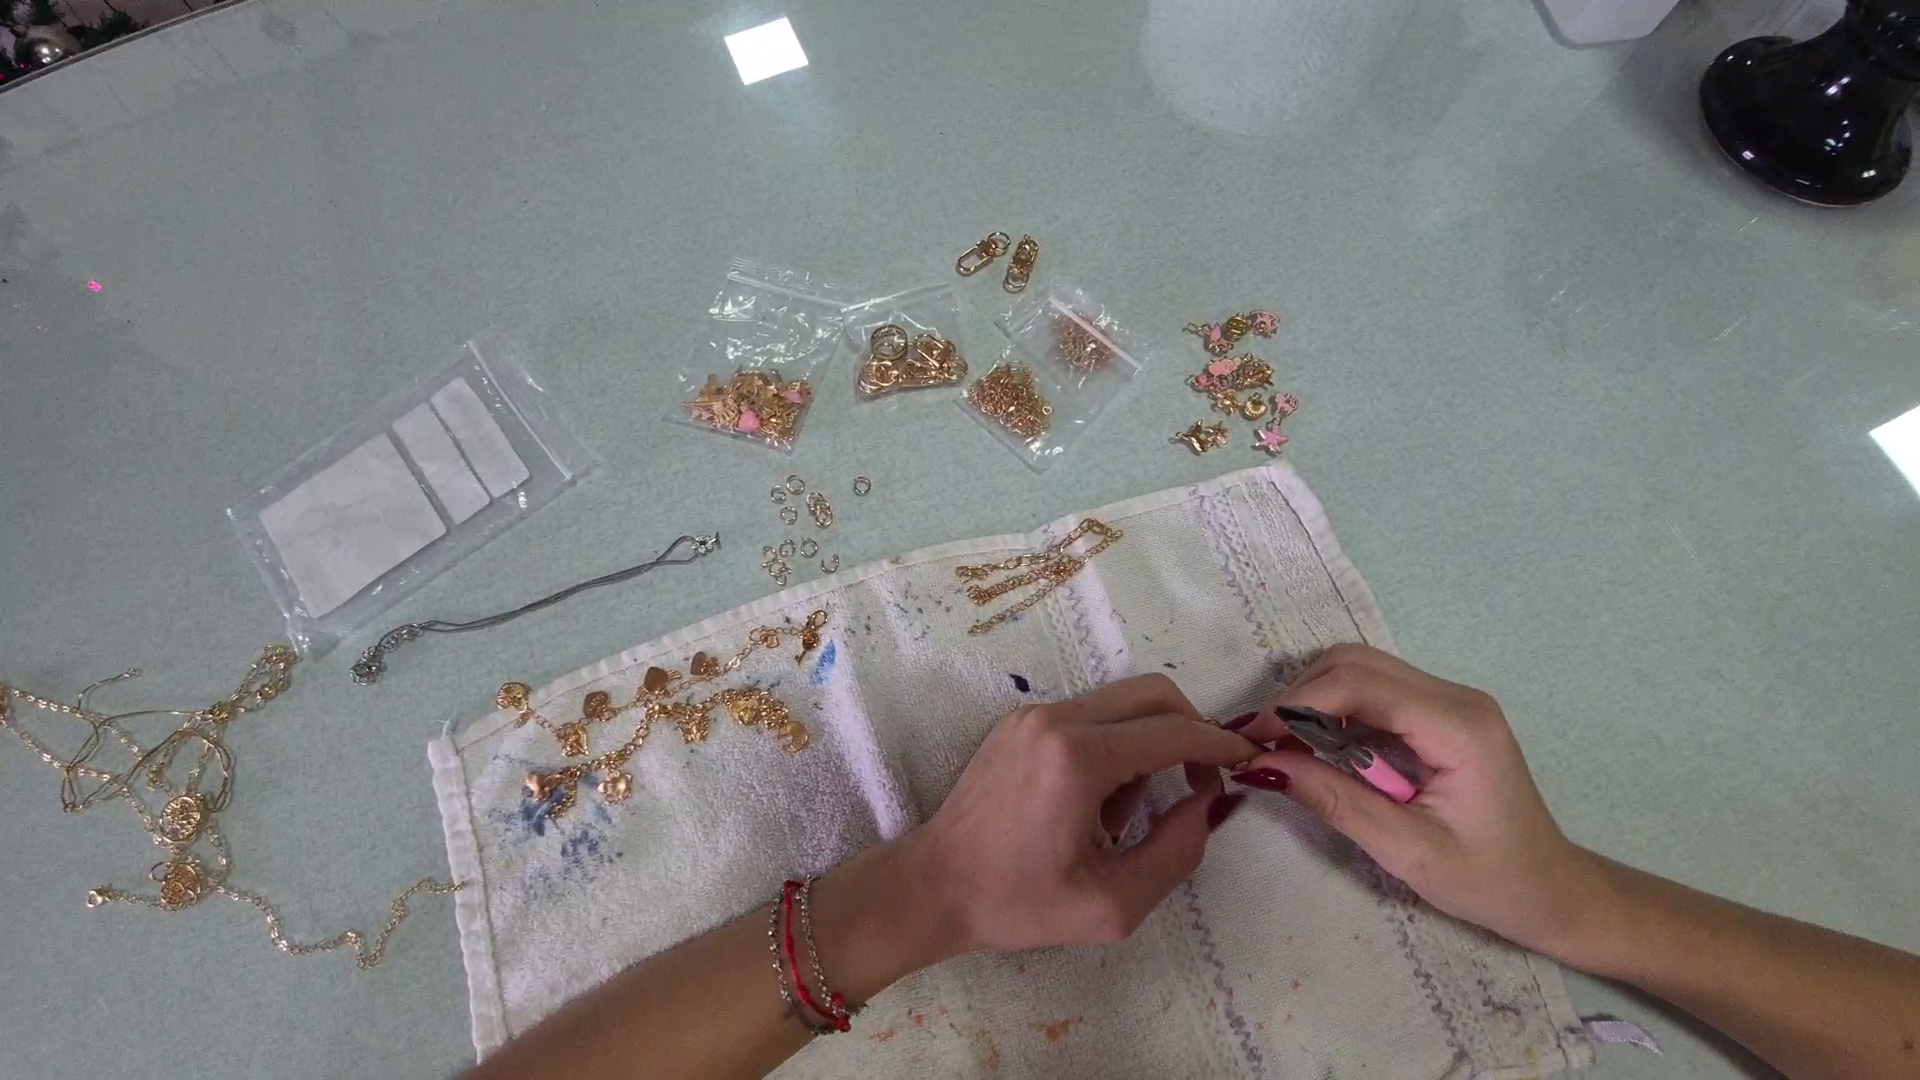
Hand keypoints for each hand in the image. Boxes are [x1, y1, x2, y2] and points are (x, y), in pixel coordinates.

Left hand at [908, 673, 1258, 954]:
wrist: (935, 885)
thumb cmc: (1019, 902)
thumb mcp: (1113, 904)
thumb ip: (1177, 851)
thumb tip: (1209, 802)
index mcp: (1079, 756)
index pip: (1173, 730)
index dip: (1218, 745)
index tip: (1246, 762)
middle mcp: (1056, 717)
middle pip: (1151, 693)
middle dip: (1188, 731)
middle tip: (1195, 785)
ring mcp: (1033, 714)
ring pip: (1120, 704)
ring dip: (1144, 747)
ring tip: (1118, 819)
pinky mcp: (1019, 721)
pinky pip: (1087, 716)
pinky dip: (1110, 747)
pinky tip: (1090, 803)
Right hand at [1228, 644, 1604, 957]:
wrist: (1556, 894)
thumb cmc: (1490, 882)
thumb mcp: (1405, 851)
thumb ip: (1331, 799)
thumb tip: (1259, 764)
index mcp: (1458, 727)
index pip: (1358, 684)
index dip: (1297, 703)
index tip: (1252, 736)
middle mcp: (1454, 696)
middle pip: (1353, 662)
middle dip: (1297, 695)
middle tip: (1263, 741)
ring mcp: (1447, 698)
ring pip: (1356, 666)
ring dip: (1311, 697)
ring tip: (1285, 743)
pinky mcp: (1435, 709)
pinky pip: (1368, 687)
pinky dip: (1330, 706)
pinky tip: (1316, 743)